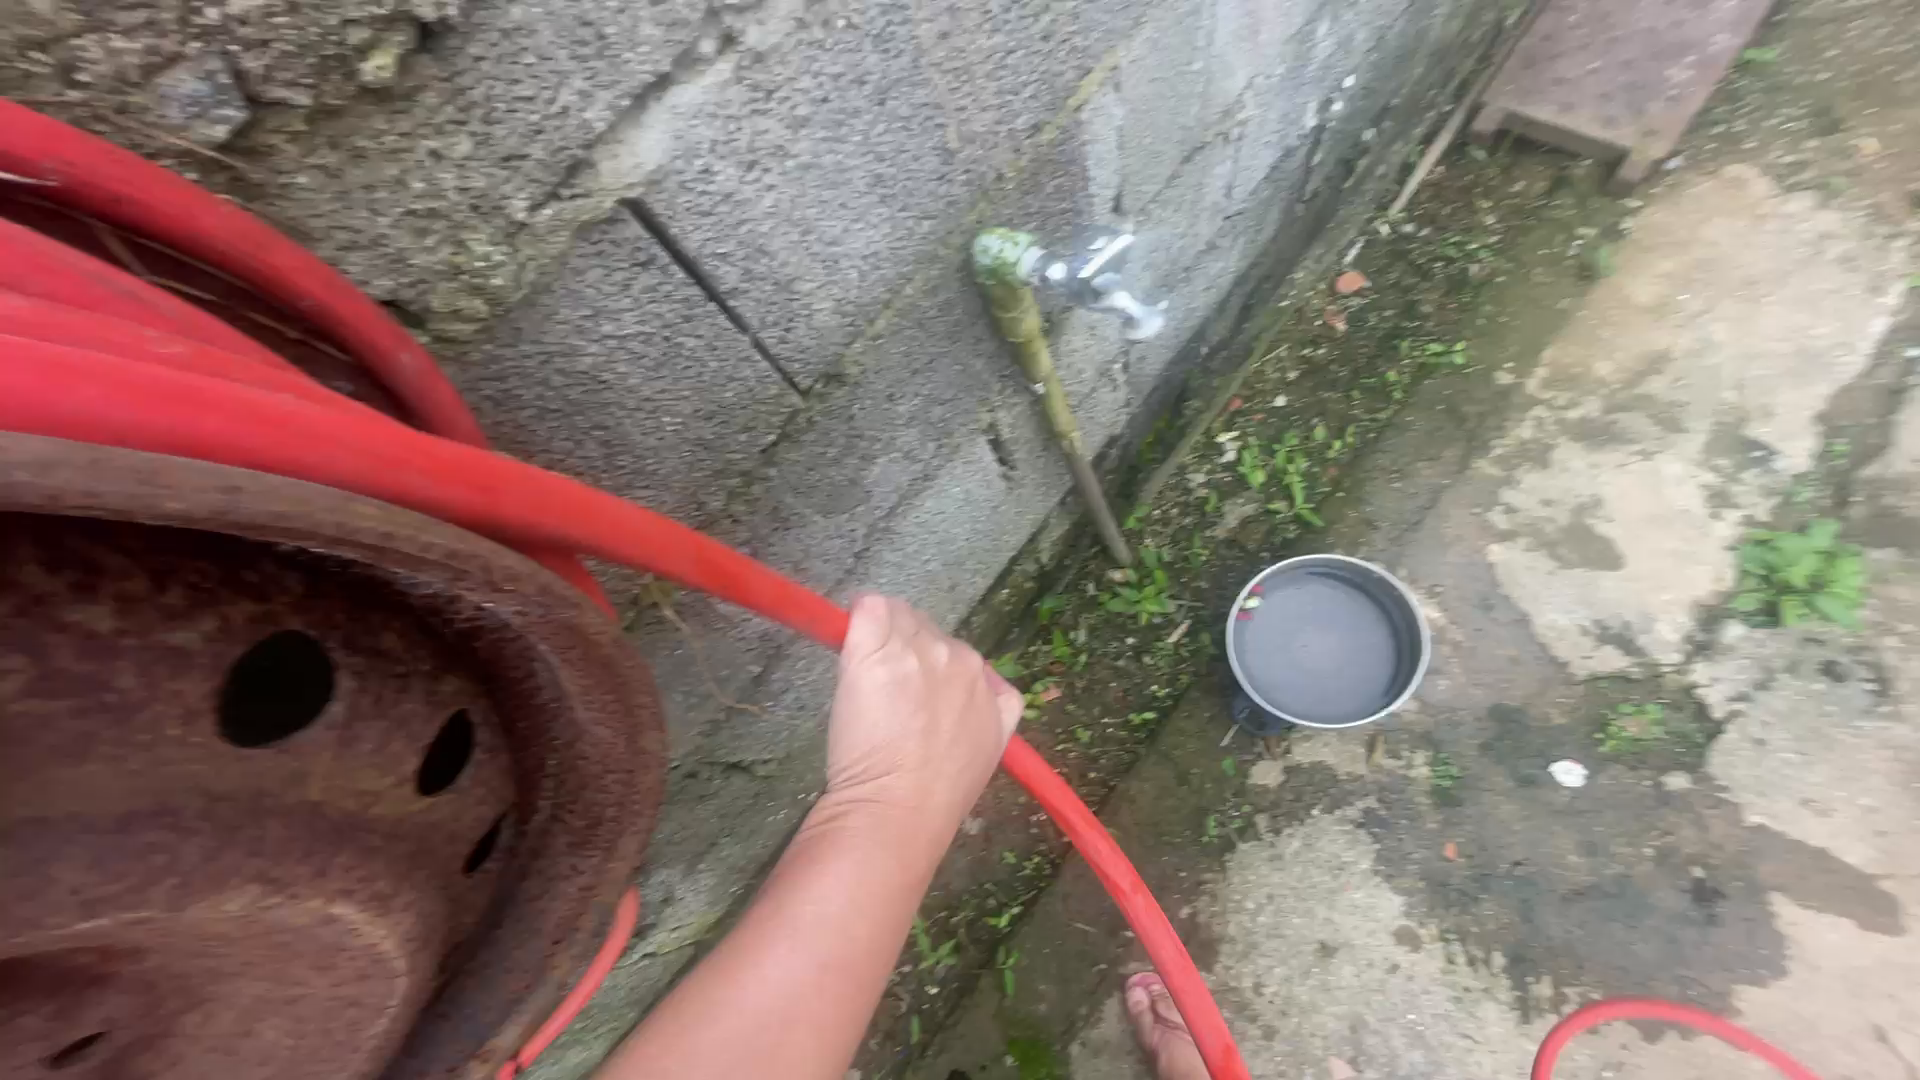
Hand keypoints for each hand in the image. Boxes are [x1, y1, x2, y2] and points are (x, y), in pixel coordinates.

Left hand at [823, 595, 1022, 832]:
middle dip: (905, 648)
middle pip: (924, 629)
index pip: (954, 650)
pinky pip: (868, 608)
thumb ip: (991, 710)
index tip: (912, 692)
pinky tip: (849, 637)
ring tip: (867, 677)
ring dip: (880, 634)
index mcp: (984, 680)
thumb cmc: (938, 794)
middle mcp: (955, 657)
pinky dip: (857, 617)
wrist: (898, 808)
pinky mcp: (873, 648)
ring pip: (896, 615)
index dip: (929, 666)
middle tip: (886, 692)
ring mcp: (914, 650)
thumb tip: (975, 688)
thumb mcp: (987, 749)